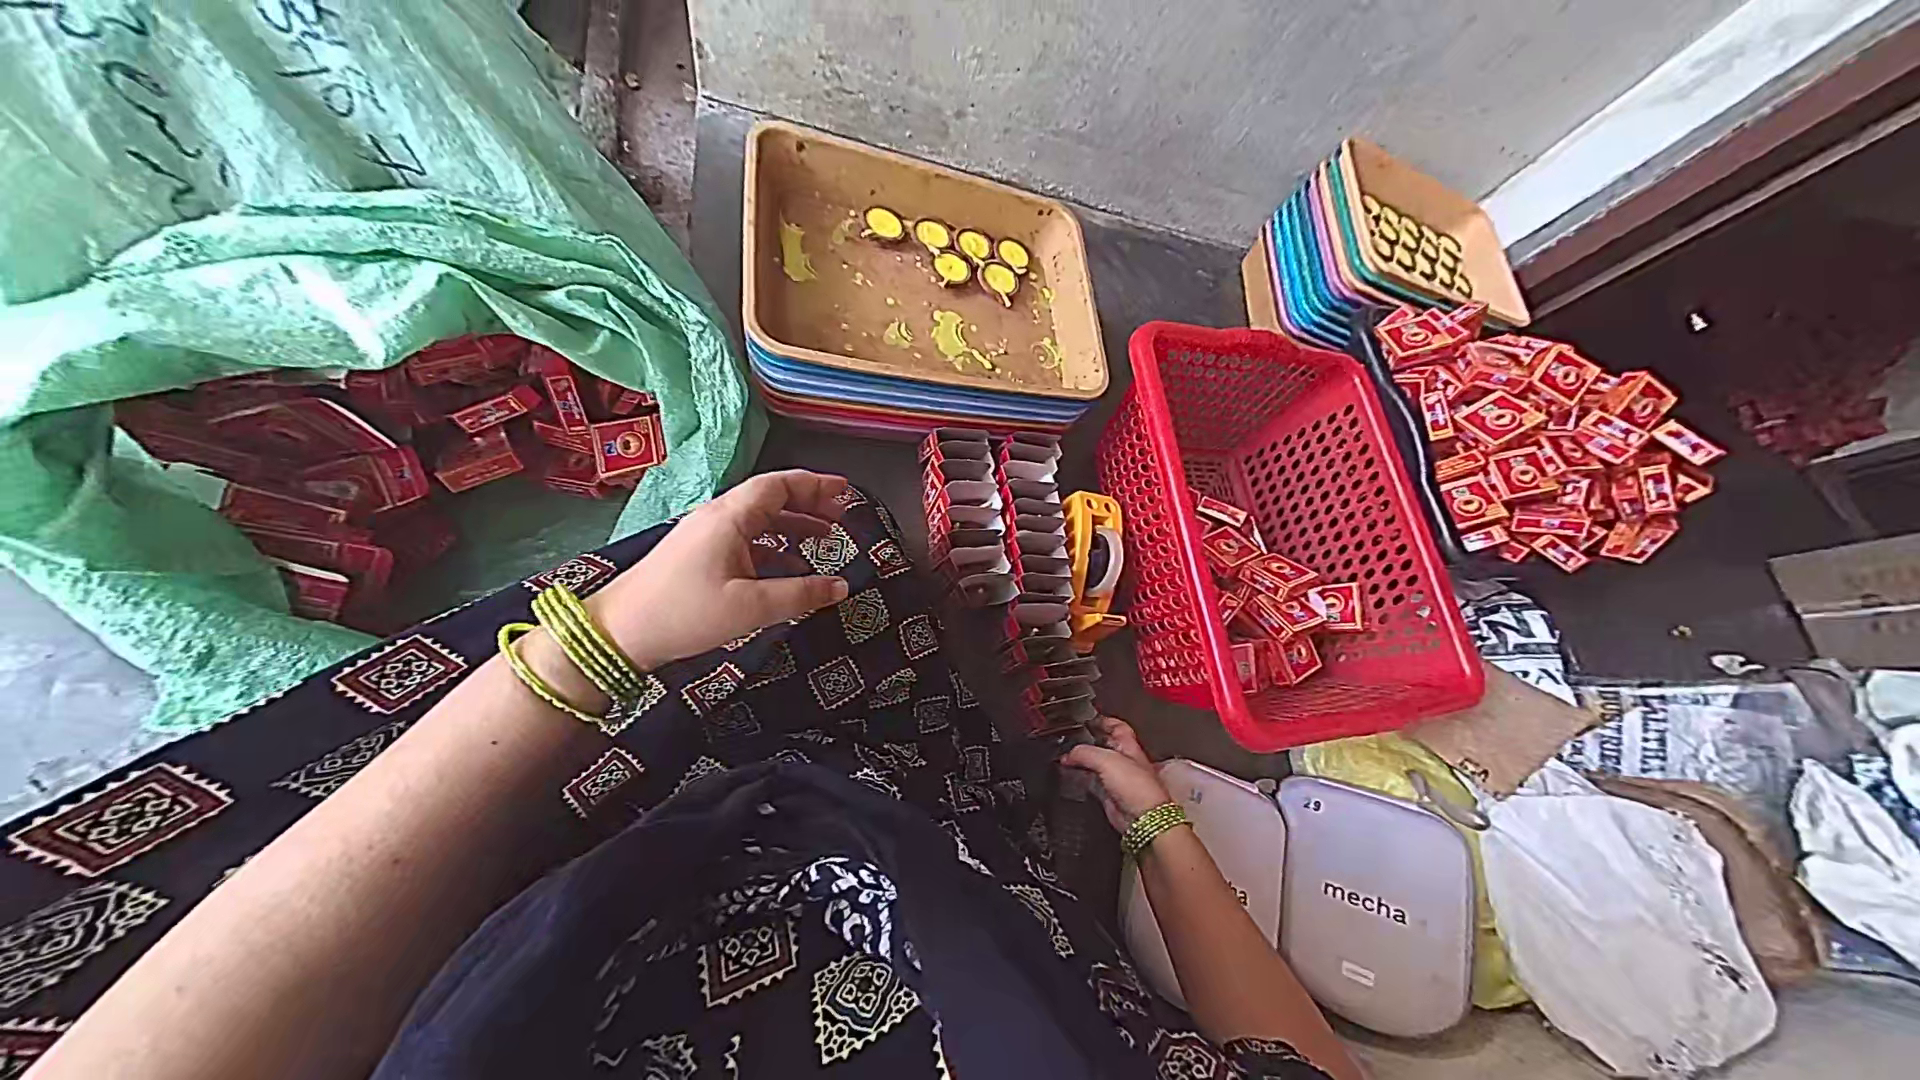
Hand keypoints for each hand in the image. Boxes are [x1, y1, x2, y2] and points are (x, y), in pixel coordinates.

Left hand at [586, 469, 852, 671]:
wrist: (619, 632)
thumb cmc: (684, 613)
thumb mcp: (751, 607)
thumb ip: (801, 594)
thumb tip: (841, 586)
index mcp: (730, 517)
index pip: (780, 485)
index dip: (815, 485)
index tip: (845, 491)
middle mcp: (718, 517)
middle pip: (772, 498)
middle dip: (810, 503)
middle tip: (842, 514)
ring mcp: (706, 535)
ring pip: (760, 519)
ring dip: (794, 524)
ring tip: (824, 538)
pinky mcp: (700, 554)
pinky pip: (747, 539)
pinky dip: (775, 546)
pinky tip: (790, 567)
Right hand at [1061, 716, 1174, 831]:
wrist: (1143, 819)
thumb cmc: (1138, 788)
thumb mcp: (1107, 760)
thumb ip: (1085, 752)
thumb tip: (1069, 754)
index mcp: (1129, 747)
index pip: (1117, 727)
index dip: (1104, 721)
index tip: (1089, 717)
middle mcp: (1124, 762)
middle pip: (1104, 745)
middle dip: (1088, 741)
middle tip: (1072, 737)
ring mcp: (1116, 779)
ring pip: (1095, 764)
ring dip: (1081, 760)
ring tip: (1066, 755)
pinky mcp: (1109, 795)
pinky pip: (1091, 783)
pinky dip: (1080, 778)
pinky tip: (1071, 776)